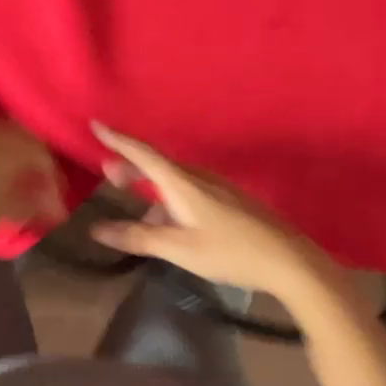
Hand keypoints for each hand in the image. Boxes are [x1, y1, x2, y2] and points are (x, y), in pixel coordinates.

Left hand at [0, 121, 64, 248]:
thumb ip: (29, 204)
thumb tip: (55, 206)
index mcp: (3, 141)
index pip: (39, 150)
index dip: (49, 175)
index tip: (52, 199)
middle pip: (16, 138)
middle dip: (26, 163)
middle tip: (30, 190)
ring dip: (2, 157)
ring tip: (2, 185)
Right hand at [89, 123, 343, 297]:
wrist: (289, 261)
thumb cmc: (230, 252)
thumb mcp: (179, 248)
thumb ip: (138, 237)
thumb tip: (96, 228)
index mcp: (183, 184)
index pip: (144, 154)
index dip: (118, 140)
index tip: (96, 124)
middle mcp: (199, 178)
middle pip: (158, 164)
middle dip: (131, 166)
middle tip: (108, 173)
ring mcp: (218, 188)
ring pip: (174, 179)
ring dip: (150, 184)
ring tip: (136, 206)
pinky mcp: (230, 202)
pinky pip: (189, 190)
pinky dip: (169, 197)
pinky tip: (170, 221)